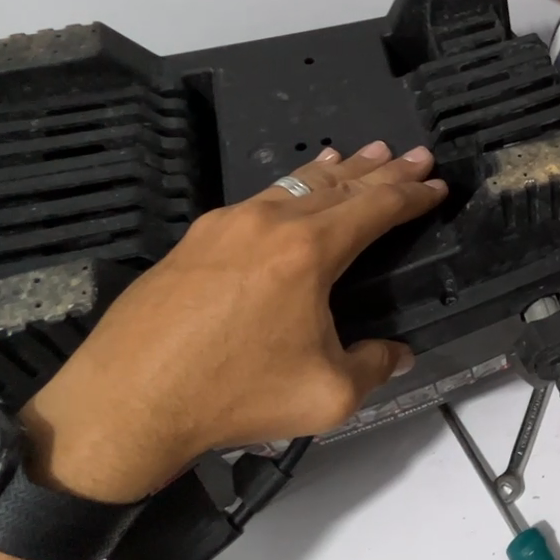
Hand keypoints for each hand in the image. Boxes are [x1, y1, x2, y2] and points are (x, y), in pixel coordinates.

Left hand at [20, 142, 446, 502]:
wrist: (121, 406)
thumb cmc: (233, 397)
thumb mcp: (328, 395)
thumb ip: (375, 366)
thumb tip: (399, 355)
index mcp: (310, 251)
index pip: (377, 208)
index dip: (413, 195)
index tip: (438, 184)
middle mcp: (271, 222)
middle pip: (343, 184)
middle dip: (386, 170)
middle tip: (417, 154)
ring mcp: (227, 224)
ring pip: (299, 183)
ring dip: (341, 168)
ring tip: (369, 152)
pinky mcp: (195, 239)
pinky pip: (262, 197)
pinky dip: (295, 184)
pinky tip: (298, 184)